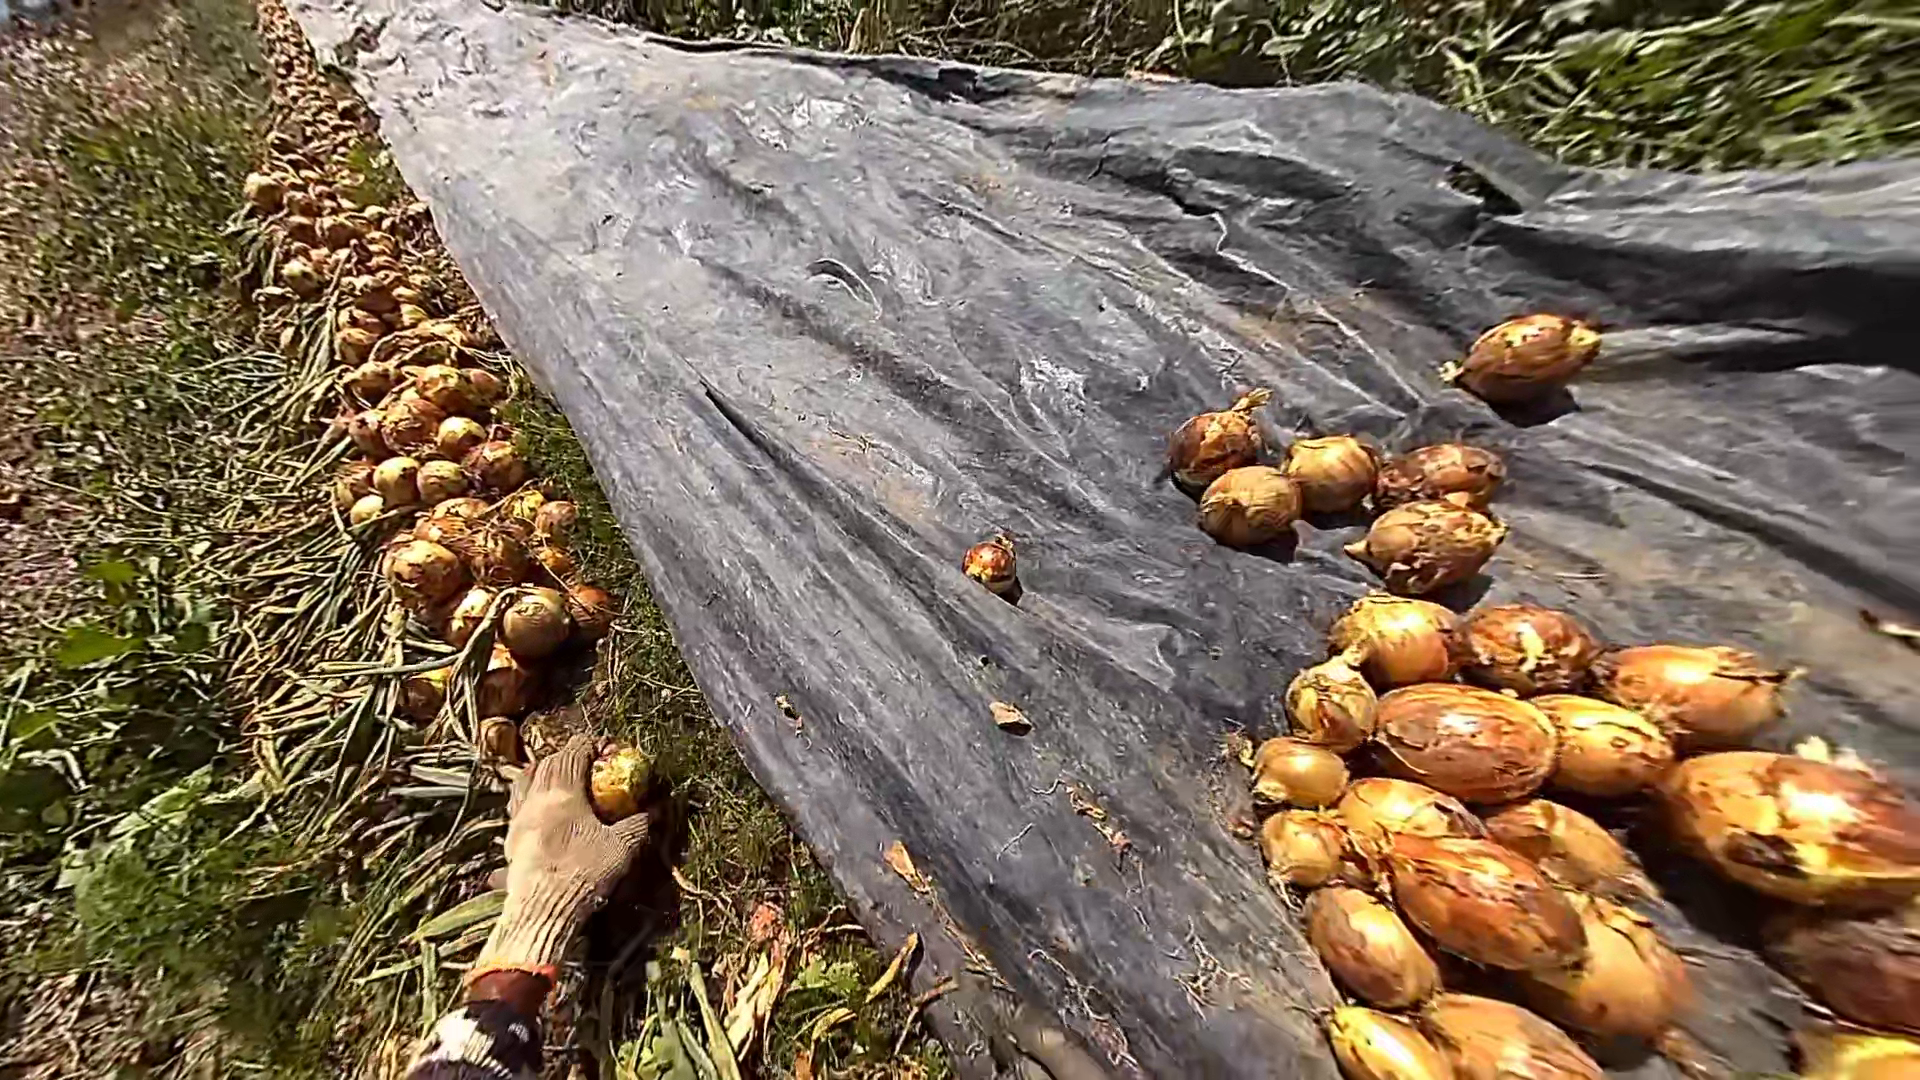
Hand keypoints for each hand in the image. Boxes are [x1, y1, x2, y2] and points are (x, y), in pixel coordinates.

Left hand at [472, 735, 656, 979]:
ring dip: (543, 775)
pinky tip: (546, 814)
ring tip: (563, 782)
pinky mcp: (510, 845)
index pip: (573, 753)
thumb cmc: (584, 871)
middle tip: (589, 762)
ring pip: (524, 784)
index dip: (592, 744)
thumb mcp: (623, 844)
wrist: (541, 916)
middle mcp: (535, 801)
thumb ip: (640, 821)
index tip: (609, 748)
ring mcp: (517, 823)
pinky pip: (518, 808)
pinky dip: (532, 800)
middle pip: (546, 763)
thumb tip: (658, 808)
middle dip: (567, 756)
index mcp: (562, 792)